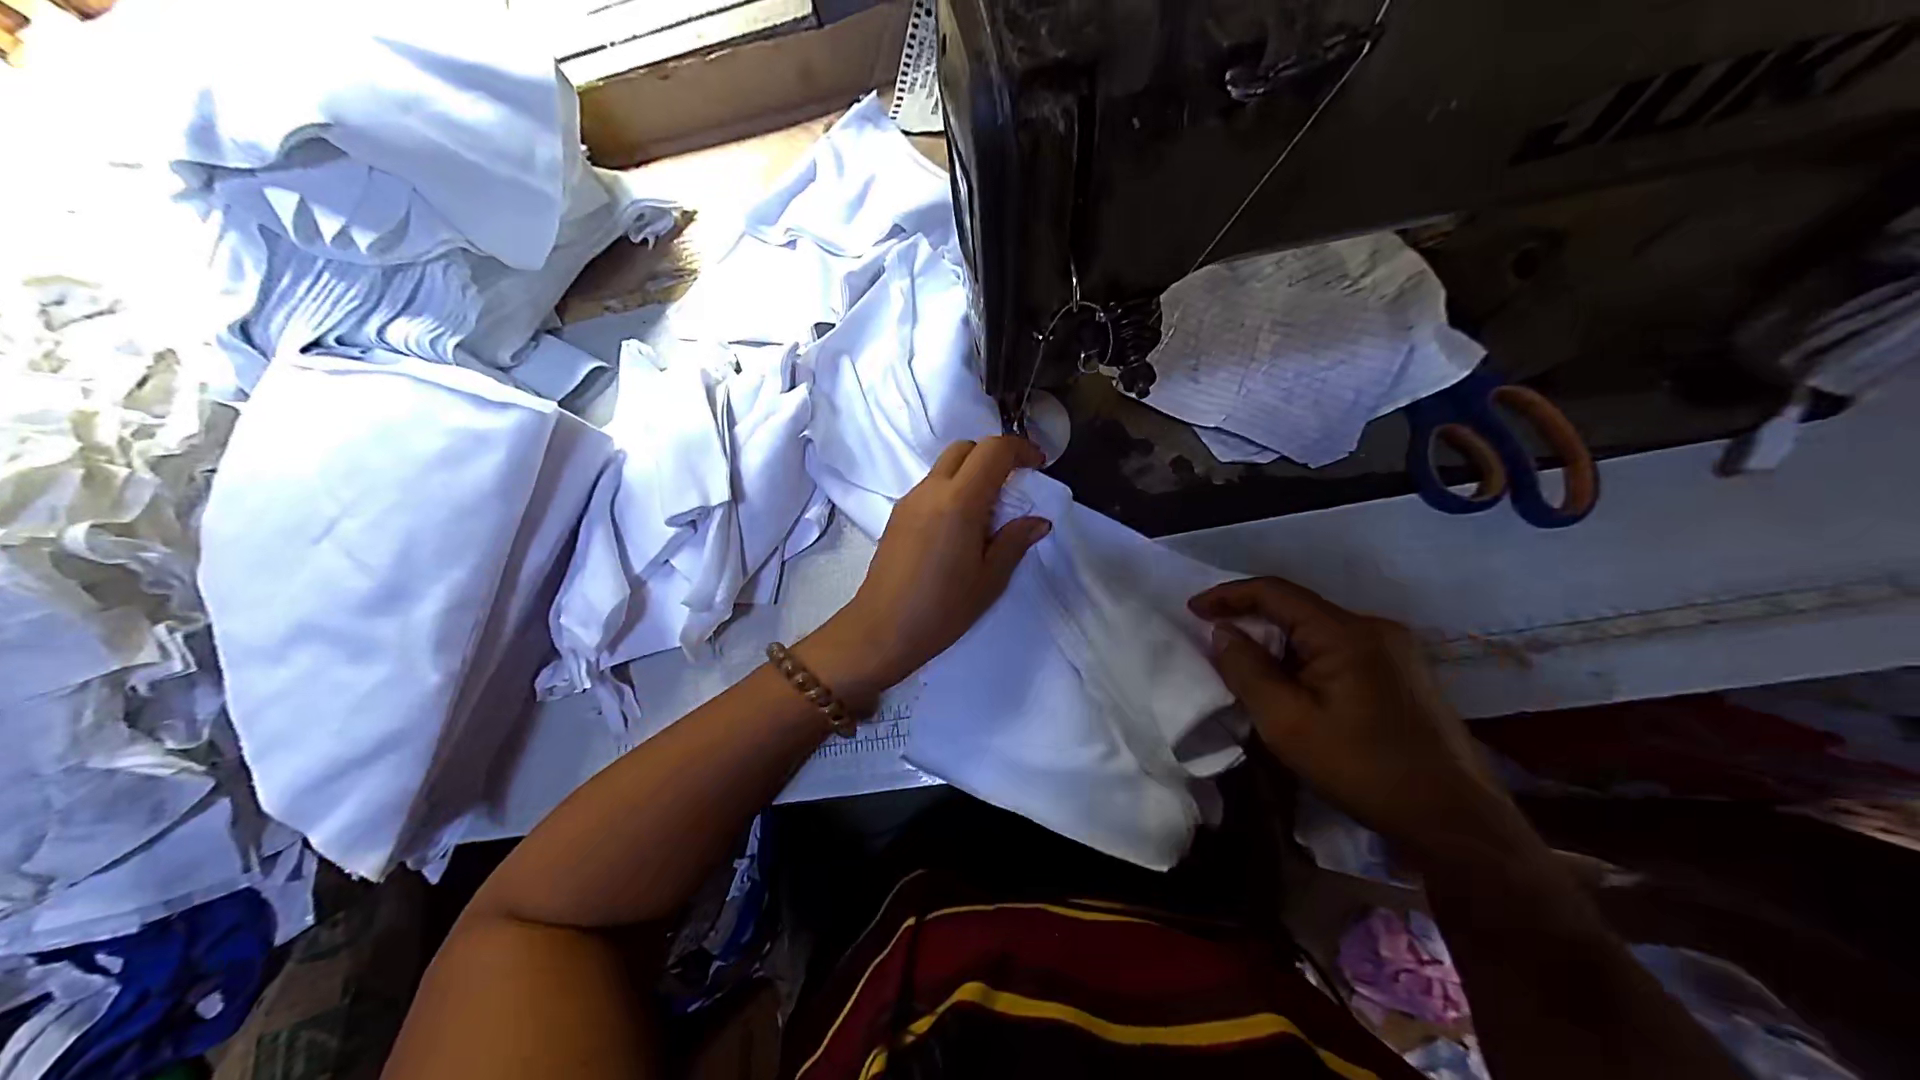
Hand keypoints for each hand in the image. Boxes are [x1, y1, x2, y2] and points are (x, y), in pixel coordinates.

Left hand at [798, 437, 1051, 713]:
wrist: (880, 630)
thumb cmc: (942, 609)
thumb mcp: (990, 579)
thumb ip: (1015, 541)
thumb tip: (1038, 520)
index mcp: (958, 502)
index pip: (993, 450)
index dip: (1021, 449)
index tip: (1040, 465)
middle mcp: (931, 490)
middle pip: (965, 448)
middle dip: (995, 454)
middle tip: (1018, 483)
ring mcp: (910, 501)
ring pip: (945, 465)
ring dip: (973, 472)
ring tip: (992, 510)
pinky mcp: (897, 515)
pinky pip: (931, 486)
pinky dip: (954, 489)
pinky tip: (963, 526)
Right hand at [1189, 577, 1512, 861]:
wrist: (1452, 818)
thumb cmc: (1362, 769)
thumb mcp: (1287, 723)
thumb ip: (1247, 670)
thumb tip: (1223, 632)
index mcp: (1347, 632)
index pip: (1275, 592)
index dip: (1228, 595)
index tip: (1192, 610)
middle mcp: (1375, 627)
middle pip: (1298, 608)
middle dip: (1252, 620)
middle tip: (1216, 643)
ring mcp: (1395, 648)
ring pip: (1318, 630)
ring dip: (1278, 642)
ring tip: (1248, 669)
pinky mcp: (1403, 671)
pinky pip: (1339, 648)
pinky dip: (1304, 657)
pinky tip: (1293, 685)